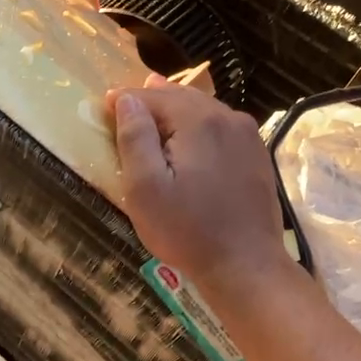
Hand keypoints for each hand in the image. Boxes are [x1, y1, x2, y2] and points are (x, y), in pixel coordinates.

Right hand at [106, 79, 289, 291]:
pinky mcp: (256, 156)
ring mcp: (247, 137)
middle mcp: (227, 118)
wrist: (244, 263)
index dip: (126, 99)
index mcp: (198, 121)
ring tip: (157, 104)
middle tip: (128, 97)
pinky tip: (190, 134)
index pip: (154, 98)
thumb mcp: (145, 188)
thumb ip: (135, 139)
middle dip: (153, 98)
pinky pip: (221, 128)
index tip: (104, 102)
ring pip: (205, 110)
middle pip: (182, 98)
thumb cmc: (185, 230)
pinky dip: (199, 125)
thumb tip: (128, 100)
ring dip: (178, 108)